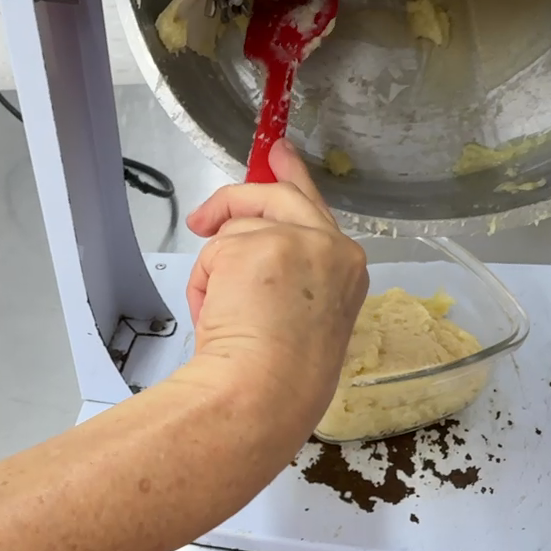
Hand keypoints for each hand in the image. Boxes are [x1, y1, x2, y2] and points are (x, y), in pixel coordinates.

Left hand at [183, 140, 368, 424]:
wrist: (265, 394)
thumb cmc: (282, 377)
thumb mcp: (303, 317)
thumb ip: (292, 274)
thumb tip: (249, 249)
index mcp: (348, 268)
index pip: (317, 208)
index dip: (293, 179)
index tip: (278, 155)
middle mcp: (330, 246)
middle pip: (278, 195)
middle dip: (236, 199)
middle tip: (205, 215)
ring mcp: (295, 241)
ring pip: (238, 228)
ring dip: (217, 269)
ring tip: (220, 315)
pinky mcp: (255, 245)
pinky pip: (213, 251)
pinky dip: (203, 283)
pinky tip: (213, 314)